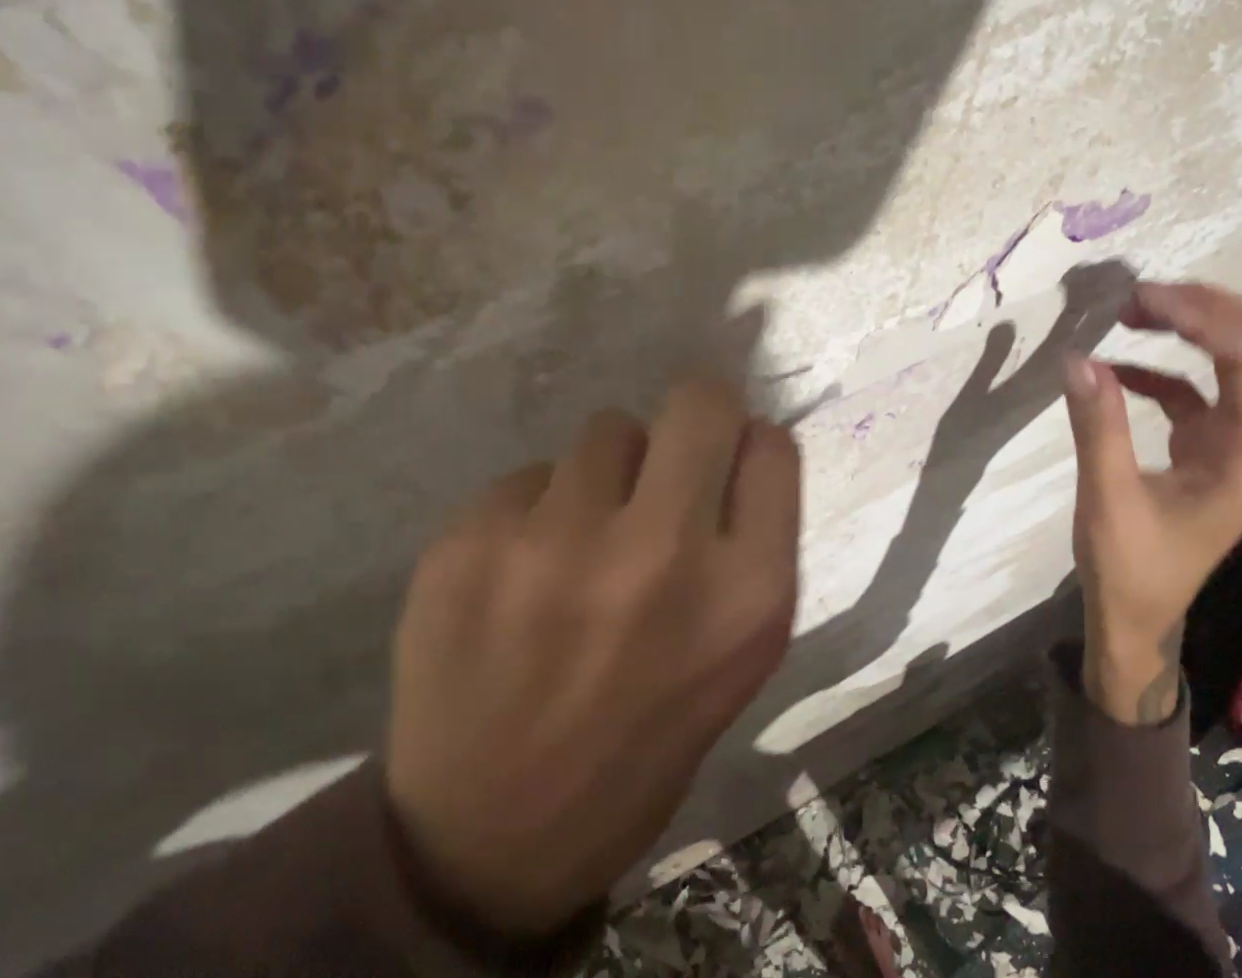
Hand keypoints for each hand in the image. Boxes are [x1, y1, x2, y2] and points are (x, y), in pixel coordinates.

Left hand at [385, 377, 801, 935]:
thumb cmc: (640, 753)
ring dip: (607, 474)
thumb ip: (747, 555)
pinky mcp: (470, 541)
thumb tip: (734, 454)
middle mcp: (663, 553)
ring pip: (605, 430)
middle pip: (697, 403)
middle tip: (666, 468)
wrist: (491, 837)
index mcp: (748, 598)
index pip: (771, 448)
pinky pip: (528, 477)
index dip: (749, 449)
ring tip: (580, 542)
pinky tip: (516, 577)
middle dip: (692, 422)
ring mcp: (558, 542)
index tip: (729, 467)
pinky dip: (536, 511)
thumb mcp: (735, 664)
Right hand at [1061, 282, 1241, 724]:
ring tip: (1129, 312)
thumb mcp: (1107, 500)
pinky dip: (1163, 369)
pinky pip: (1197, 391)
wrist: (1136, 623)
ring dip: (1187, 331)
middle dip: (1204, 311)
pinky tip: (1118, 368)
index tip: (1143, 301)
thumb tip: (1077, 358)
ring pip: (1233, 362)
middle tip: (1139, 296)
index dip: (1204, 318)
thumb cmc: (1130, 571)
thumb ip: (1098, 426)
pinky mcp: (1208, 450)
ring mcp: (1235, 446)